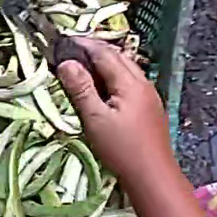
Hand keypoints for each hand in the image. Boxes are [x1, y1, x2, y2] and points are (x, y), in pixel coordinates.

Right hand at [55, 38, 178, 192]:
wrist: (153, 176)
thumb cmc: (121, 149)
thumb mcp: (95, 119)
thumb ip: (81, 89)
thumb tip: (66, 63)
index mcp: (129, 83)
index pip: (104, 54)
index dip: (84, 45)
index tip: (63, 41)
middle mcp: (142, 83)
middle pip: (118, 57)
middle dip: (95, 50)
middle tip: (71, 51)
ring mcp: (149, 96)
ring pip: (126, 69)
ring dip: (105, 63)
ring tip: (84, 66)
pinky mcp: (149, 108)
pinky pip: (130, 82)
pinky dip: (113, 77)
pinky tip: (103, 88)